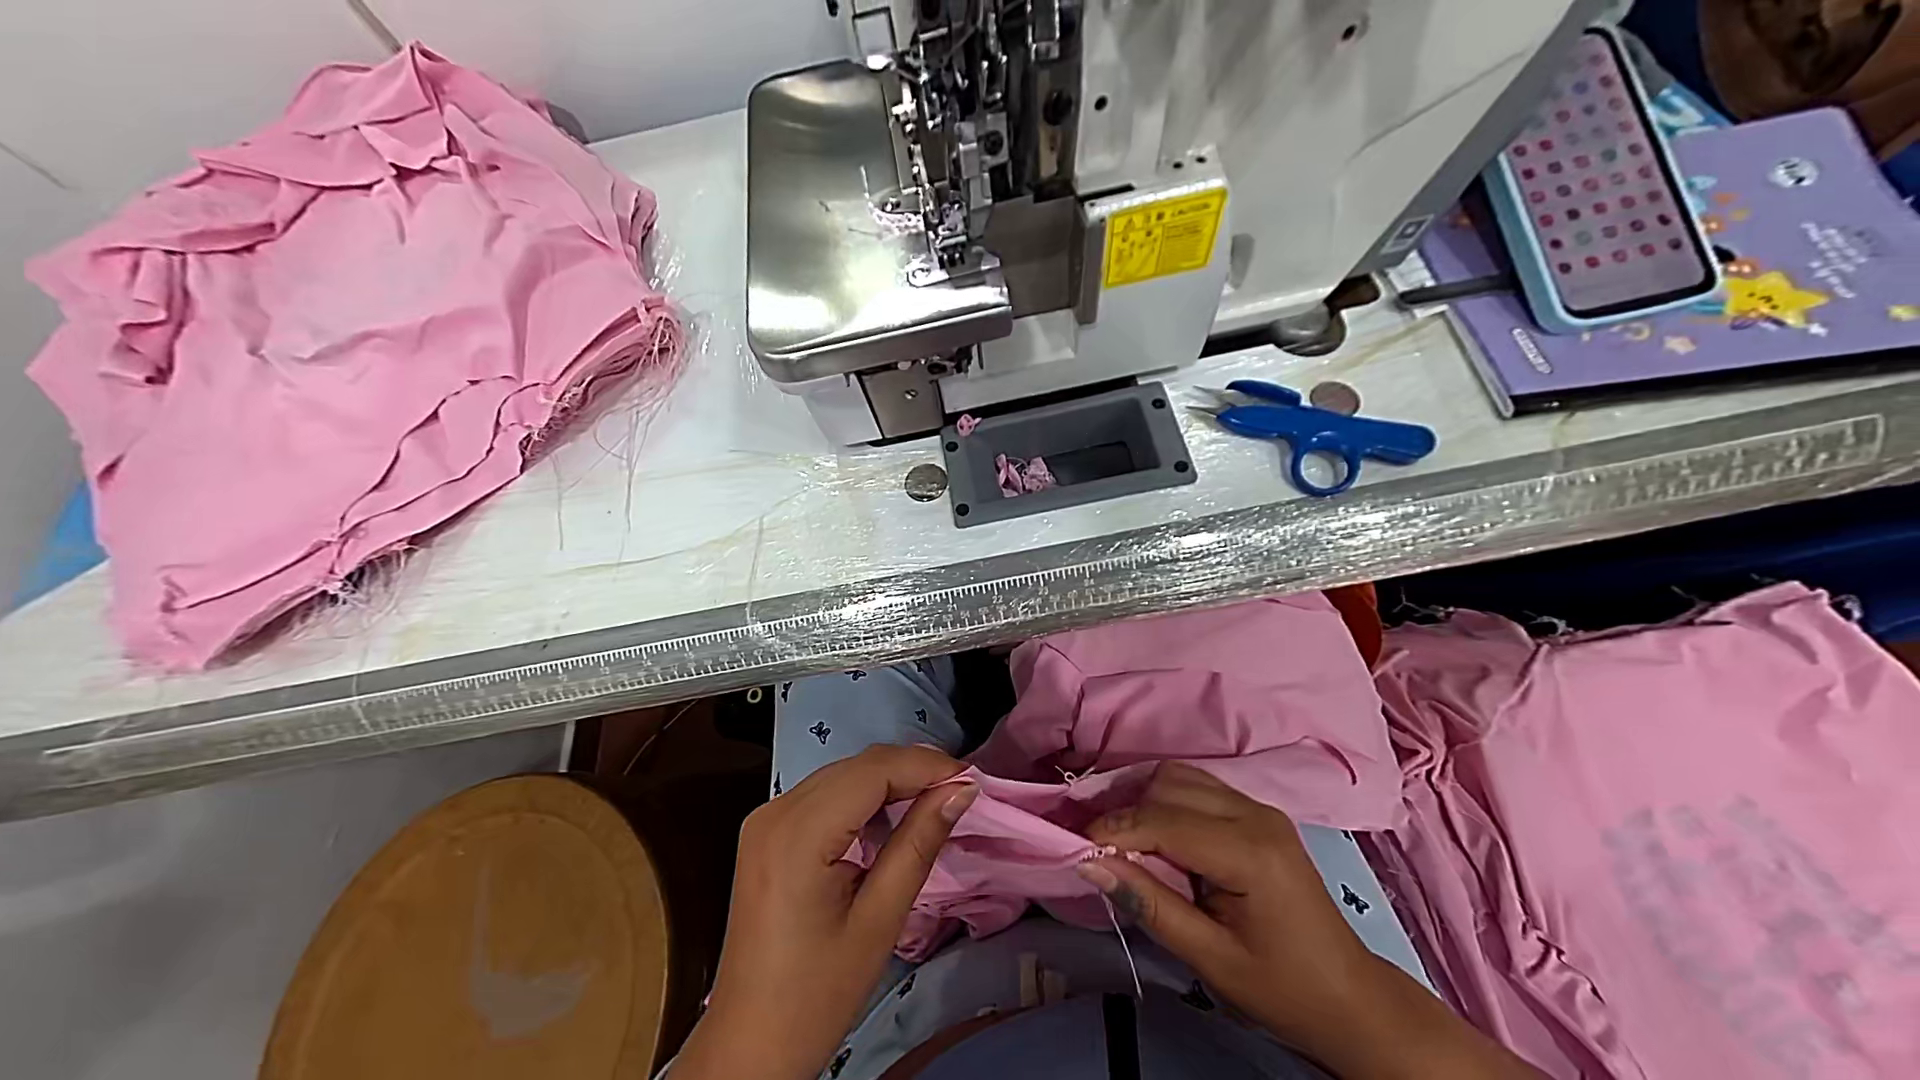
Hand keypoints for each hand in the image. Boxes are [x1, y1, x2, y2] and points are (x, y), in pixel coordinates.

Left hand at [672, 745, 977, 1079]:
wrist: (750, 1044)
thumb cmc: (816, 994)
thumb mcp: (879, 920)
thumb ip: (919, 843)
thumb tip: (959, 791)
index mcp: (797, 833)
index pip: (873, 770)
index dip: (926, 766)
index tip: (971, 780)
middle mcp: (775, 811)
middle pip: (857, 766)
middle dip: (912, 771)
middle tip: (960, 791)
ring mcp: (766, 819)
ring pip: (843, 775)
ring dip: (891, 781)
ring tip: (935, 802)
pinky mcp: (768, 832)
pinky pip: (825, 795)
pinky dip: (864, 798)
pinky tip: (892, 818)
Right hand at [1078, 762, 1538, 1078]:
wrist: (1350, 996)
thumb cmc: (1281, 987)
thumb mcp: (1209, 958)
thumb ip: (1149, 903)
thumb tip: (1091, 864)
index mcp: (1250, 853)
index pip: (1164, 820)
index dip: (1114, 829)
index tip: (1078, 847)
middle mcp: (1256, 815)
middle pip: (1169, 786)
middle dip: (1125, 810)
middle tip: (1097, 845)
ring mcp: (1259, 808)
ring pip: (1180, 776)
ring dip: (1143, 799)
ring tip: (1121, 837)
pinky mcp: (1257, 812)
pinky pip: (1197, 786)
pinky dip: (1165, 799)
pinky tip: (1153, 830)